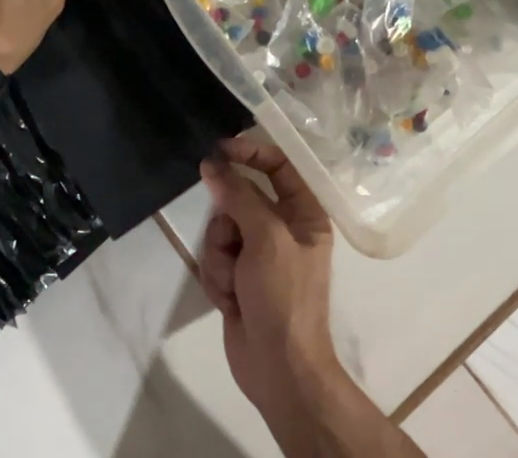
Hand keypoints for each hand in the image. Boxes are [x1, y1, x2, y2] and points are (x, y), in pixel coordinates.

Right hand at [197, 138, 343, 422]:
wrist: (278, 367)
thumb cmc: (284, 296)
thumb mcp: (265, 238)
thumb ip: (238, 196)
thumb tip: (212, 164)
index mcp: (305, 215)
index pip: (279, 166)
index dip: (250, 153)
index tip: (218, 150)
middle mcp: (283, 229)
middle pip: (238, 199)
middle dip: (227, 225)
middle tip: (234, 247)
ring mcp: (259, 255)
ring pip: (220, 230)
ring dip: (221, 257)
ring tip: (235, 284)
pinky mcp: (239, 278)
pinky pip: (215, 258)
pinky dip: (218, 278)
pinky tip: (230, 301)